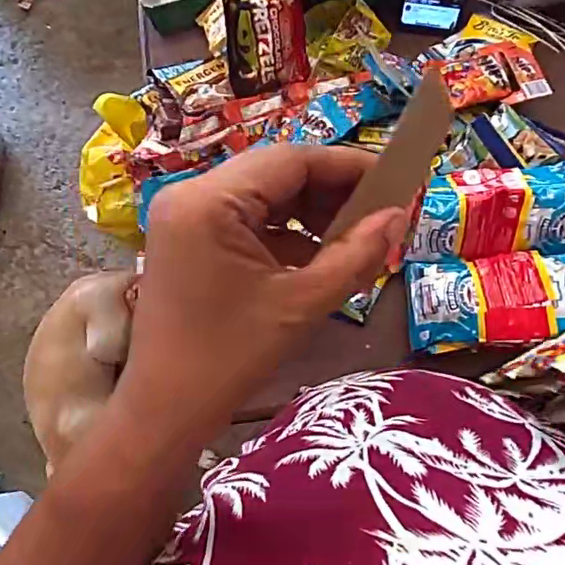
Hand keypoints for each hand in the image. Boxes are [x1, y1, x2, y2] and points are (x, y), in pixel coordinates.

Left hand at [119, 144, 407, 434]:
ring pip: (258, 195)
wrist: (167, 404)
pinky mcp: (183, 237)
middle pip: (272, 172)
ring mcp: (181, 215)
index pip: (290, 159)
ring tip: (351, 241)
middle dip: (328, 192)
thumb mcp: (301, 302)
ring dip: (306, 212)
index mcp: (209, 200)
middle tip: (378, 216)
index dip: (348, 166)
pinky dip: (279, 232)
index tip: (395, 181)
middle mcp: (187, 193)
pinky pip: (240, 218)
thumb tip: (398, 215)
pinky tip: (314, 256)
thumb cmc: (231, 355)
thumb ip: (356, 253)